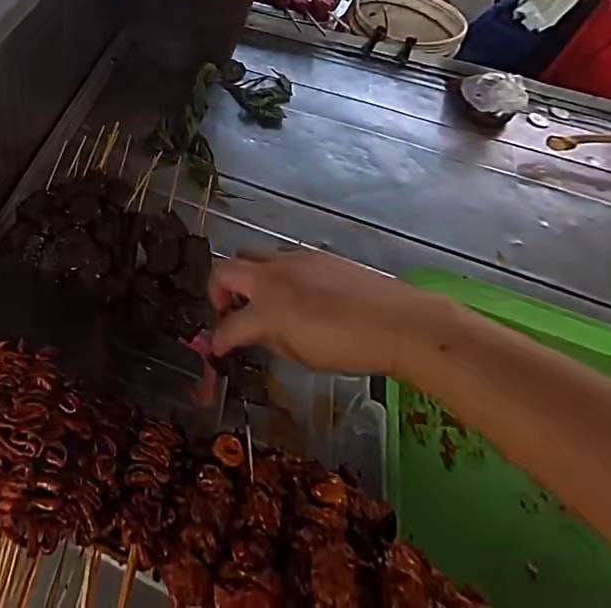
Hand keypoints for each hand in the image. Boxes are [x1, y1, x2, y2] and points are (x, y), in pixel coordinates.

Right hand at [206, 251, 461, 377]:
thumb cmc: (348, 348)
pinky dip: (274, 272)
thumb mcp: (302, 356)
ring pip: (251, 254)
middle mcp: (273, 276)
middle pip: (224, 269)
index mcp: (267, 308)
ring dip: (245, 275)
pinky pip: (281, 257)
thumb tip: (256, 333)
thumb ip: (271, 340)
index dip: (218, 340)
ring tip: (259, 299)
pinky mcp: (314, 254)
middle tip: (228, 312)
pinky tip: (294, 293)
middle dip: (216, 291)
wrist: (394, 321)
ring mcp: (294, 259)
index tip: (217, 348)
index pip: (228, 325)